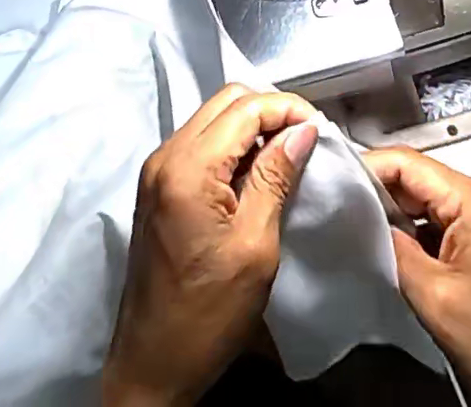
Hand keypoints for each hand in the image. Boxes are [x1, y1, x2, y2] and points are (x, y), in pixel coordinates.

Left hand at [104, 85, 319, 405]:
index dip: (289, 109)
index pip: (246, 108)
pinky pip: (204, 140)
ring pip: (215, 115)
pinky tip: (259, 169)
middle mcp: (165, 157)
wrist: (150, 370)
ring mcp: (158, 171)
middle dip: (271, 109)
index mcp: (187, 170)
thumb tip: (304, 129)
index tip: (320, 131)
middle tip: (304, 138)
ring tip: (287, 153)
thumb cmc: (207, 315)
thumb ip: (276, 176)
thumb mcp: (255, 245)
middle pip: (228, 99)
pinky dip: (235, 142)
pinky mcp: (159, 186)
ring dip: (254, 124)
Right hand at [362, 147, 470, 406]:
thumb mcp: (437, 298)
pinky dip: (414, 234)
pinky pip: (440, 222)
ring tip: (357, 233)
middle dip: (377, 194)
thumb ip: (396, 251)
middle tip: (337, 214)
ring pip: (426, 201)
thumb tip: (366, 222)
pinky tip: (391, 251)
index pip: (409, 162)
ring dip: (395, 216)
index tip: (335, 184)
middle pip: (418, 178)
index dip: (369, 168)